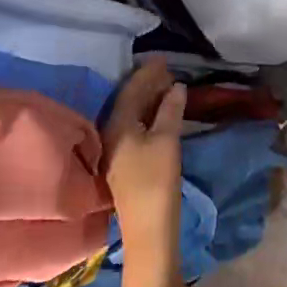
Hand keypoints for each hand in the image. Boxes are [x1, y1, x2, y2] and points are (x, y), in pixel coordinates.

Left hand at [103, 57, 187, 245]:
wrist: (148, 227)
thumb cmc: (156, 180)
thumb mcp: (167, 141)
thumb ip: (170, 111)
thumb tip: (175, 87)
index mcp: (117, 125)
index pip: (132, 90)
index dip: (147, 73)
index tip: (162, 59)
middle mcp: (111, 134)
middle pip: (129, 101)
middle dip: (147, 84)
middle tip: (166, 70)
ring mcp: (116, 150)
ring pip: (132, 115)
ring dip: (148, 99)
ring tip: (166, 86)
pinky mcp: (125, 163)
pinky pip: (135, 127)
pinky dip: (148, 115)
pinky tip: (160, 114)